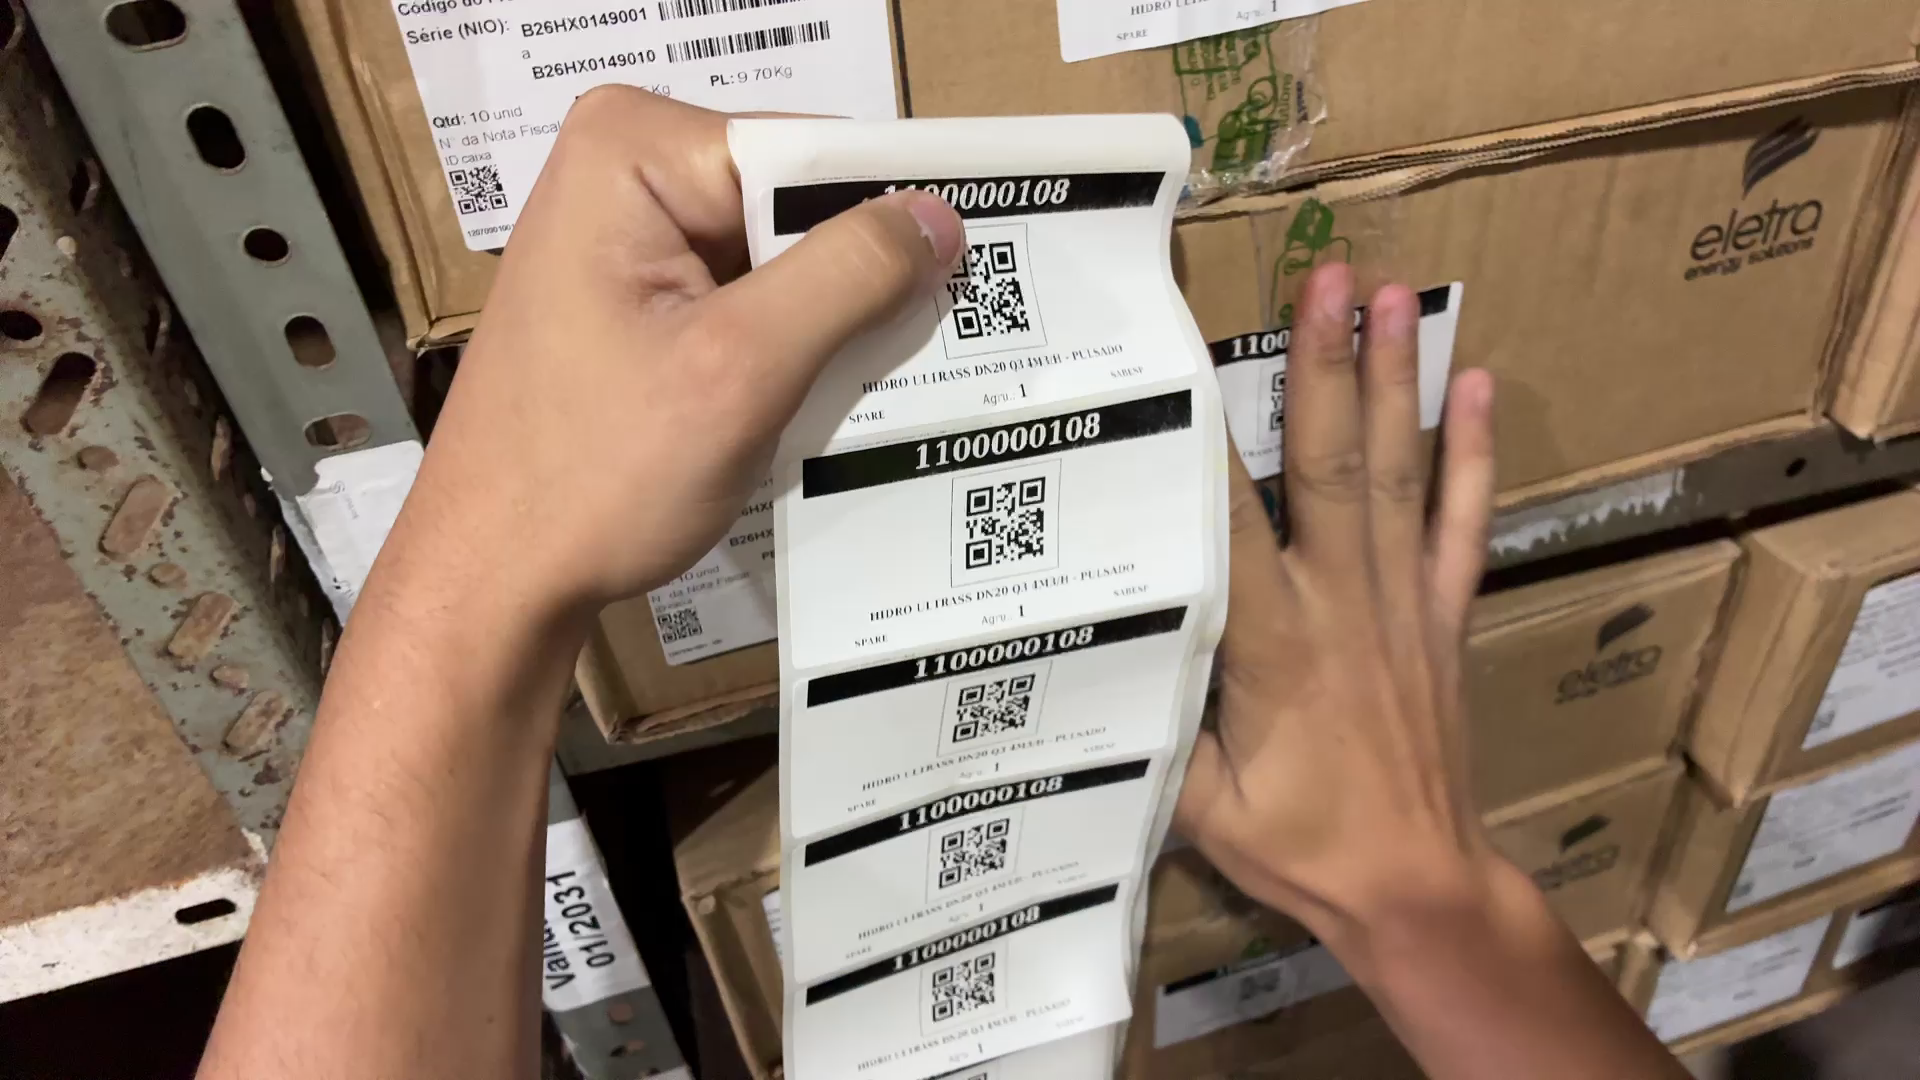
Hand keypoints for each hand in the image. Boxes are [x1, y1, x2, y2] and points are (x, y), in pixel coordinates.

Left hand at [402, 89, 963, 615]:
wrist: (505, 571)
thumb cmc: (602, 472)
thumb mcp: (742, 366)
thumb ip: (848, 278)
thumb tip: (941, 216)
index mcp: (638, 150)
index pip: (812, 156)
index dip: (889, 221)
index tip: (960, 283)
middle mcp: (634, 176)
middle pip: (798, 207)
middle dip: (863, 281)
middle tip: (928, 349)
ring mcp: (639, 246)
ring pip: (786, 264)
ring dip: (838, 326)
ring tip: (880, 383)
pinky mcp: (649, 307)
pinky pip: (755, 306)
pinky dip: (800, 352)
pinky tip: (825, 397)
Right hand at [1176, 263, 1502, 967]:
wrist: (1420, 888)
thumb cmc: (1299, 844)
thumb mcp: (1196, 799)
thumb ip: (1151, 721)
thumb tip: (1092, 649)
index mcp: (1273, 641)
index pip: (1232, 520)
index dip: (1210, 439)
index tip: (1195, 361)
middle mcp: (1343, 601)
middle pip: (1333, 466)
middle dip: (1328, 367)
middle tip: (1330, 278)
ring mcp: (1405, 603)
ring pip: (1399, 476)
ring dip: (1396, 383)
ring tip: (1394, 296)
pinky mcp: (1445, 617)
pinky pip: (1463, 525)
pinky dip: (1474, 456)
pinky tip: (1480, 388)